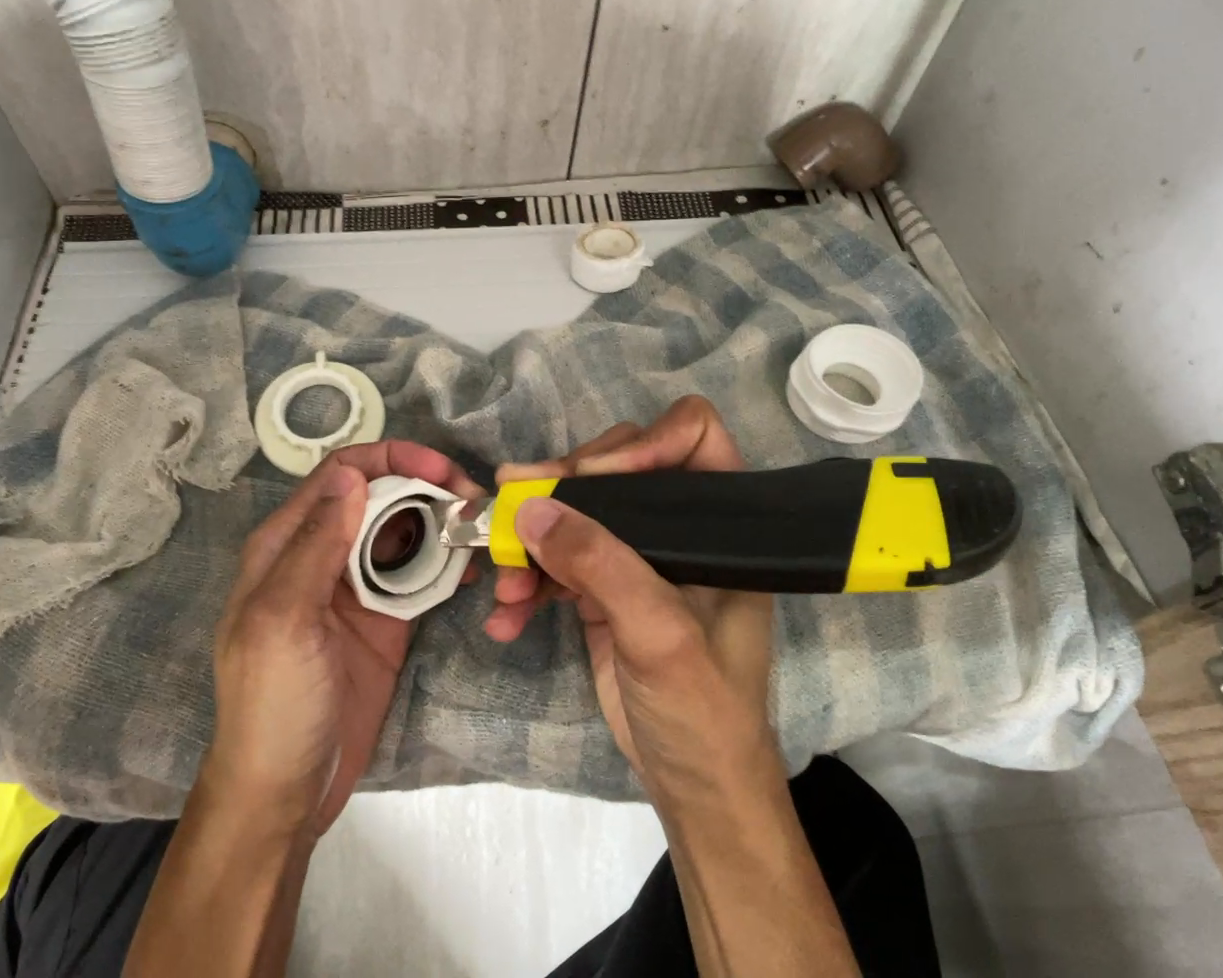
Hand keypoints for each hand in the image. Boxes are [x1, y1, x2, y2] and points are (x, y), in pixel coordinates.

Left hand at [203, 441, 481, 835]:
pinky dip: (446, 566)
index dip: (391, 460)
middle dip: (426, 489)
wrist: (287, 790)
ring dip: (441, 525)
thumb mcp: (283, 619)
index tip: (443, 470)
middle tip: (476, 503)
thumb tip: (353, 474)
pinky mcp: (386, 623)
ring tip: (483, 530)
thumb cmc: (274, 703)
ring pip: (403, 536)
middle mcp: (322, 556)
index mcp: (286, 545)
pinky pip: (419, 579)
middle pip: (379, 499)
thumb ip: (315, 545)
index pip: (340, 476)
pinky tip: (474, 566)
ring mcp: (357, 591)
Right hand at [488, 396, 777, 797]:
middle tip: (509, 511)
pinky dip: (527, 581)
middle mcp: (679, 528)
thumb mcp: (660, 637)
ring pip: (575, 513)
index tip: (593, 479)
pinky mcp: (602, 588)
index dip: (641, 445)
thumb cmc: (704, 710)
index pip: (690, 439)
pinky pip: (555, 561)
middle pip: (614, 467)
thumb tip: (530, 507)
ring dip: (529, 542)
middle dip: (559, 492)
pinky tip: (505, 617)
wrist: (691, 783)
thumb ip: (602, 566)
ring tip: (502, 586)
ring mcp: (637, 557)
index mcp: (720, 525)